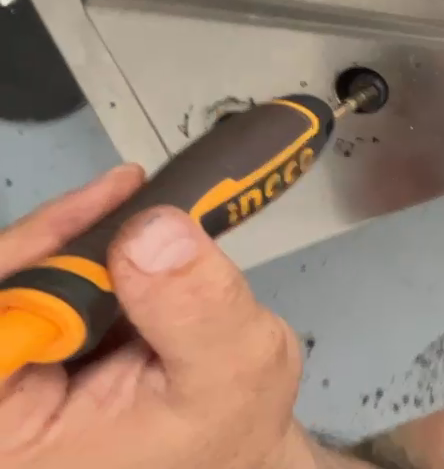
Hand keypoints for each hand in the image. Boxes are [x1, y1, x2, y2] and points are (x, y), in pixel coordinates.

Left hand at [0, 166, 335, 468]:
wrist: (232, 452)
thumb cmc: (227, 424)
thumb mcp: (230, 363)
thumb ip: (193, 303)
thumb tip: (153, 227)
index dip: (23, 261)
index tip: (105, 205)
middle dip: (47, 244)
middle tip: (127, 192)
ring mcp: (5, 385)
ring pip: (5, 295)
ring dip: (63, 245)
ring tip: (132, 205)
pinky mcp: (21, 365)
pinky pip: (24, 302)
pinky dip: (72, 257)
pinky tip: (118, 232)